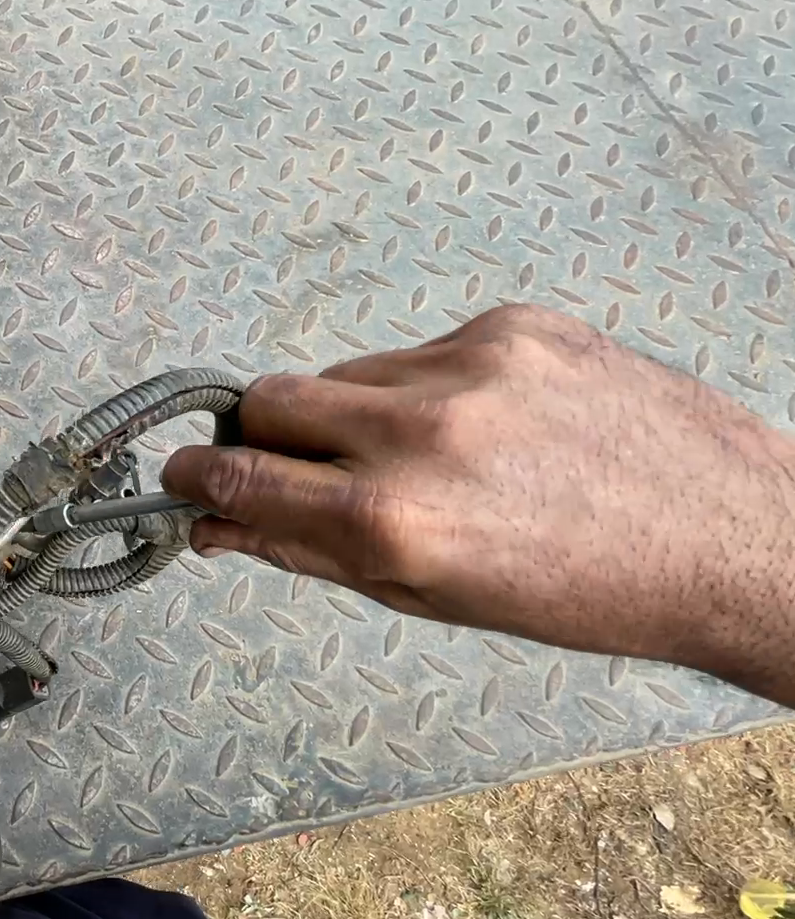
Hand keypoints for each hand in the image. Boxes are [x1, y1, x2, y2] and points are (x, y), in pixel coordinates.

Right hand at [160, 304, 794, 700]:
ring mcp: (468, 367)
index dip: (193, 473)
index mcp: (390, 519)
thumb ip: (297, 550)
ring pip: (336, 375)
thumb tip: (213, 524)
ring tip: (419, 449)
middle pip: (266, 399)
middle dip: (263, 435)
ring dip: (345, 414)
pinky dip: (414, 389)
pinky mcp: (513, 325)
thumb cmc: (570, 592)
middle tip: (305, 465)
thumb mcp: (415, 593)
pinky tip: (477, 422)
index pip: (238, 474)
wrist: (747, 543)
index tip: (181, 474)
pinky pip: (408, 353)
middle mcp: (419, 433)